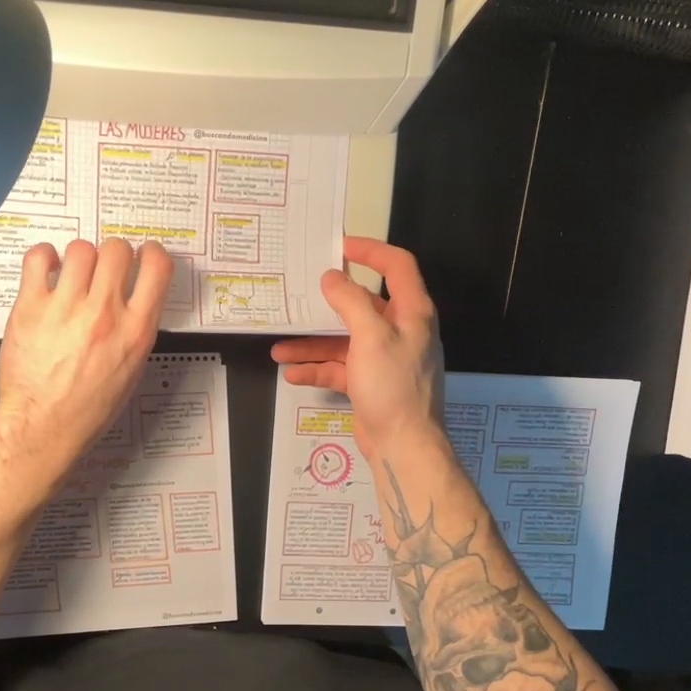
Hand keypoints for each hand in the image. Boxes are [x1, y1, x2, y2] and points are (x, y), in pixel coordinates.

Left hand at [0, 237, 171, 486]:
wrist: (43, 427)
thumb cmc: (85, 411)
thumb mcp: (130, 374)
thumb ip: (135, 333)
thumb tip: (134, 303)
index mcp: (135, 332)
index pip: (157, 267)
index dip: (151, 253)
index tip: (144, 254)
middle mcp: (104, 314)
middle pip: (117, 250)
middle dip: (113, 254)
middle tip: (104, 268)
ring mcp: (66, 307)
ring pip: (81, 249)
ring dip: (79, 258)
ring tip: (72, 276)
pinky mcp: (32, 306)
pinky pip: (39, 257)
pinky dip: (44, 257)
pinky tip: (46, 271)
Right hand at [272, 236, 443, 456]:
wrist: (404, 444)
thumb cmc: (394, 385)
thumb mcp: (371, 337)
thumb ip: (350, 302)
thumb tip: (331, 277)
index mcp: (411, 312)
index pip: (397, 266)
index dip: (371, 251)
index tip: (340, 246)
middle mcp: (400, 331)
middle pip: (361, 306)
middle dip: (326, 305)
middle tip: (298, 295)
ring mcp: (383, 359)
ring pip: (343, 341)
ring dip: (312, 344)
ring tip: (279, 348)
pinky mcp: (369, 384)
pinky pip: (339, 368)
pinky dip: (317, 369)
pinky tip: (293, 373)